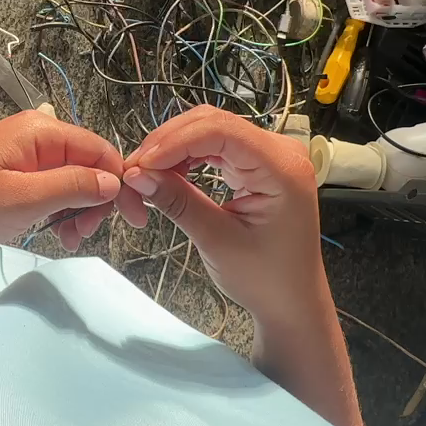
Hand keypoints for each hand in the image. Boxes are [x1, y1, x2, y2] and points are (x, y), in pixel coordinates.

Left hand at [0, 111, 142, 254]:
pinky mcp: (14, 172)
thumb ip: (73, 186)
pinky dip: (58, 209)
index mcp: (40, 130)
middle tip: (84, 236)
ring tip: (66, 239)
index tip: (134, 220)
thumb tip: (114, 181)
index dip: (120, 183)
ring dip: (77, 209)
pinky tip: (54, 231)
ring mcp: (24, 153)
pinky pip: (51, 186)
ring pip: (71, 178)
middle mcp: (36, 134)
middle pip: (88, 163)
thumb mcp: (24, 200)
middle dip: (95, 200)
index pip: (100, 149)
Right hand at [121, 106, 324, 321]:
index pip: (220, 131)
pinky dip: (184, 157)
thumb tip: (136, 176)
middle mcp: (279, 151)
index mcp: (282, 168)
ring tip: (144, 174)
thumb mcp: (217, 241)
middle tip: (134, 170)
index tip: (141, 165)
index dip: (175, 142)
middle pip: (211, 123)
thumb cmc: (266, 279)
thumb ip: (178, 202)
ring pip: (207, 130)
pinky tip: (165, 174)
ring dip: (172, 148)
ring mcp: (267, 155)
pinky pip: (213, 146)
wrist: (291, 302)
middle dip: (167, 142)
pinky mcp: (255, 164)